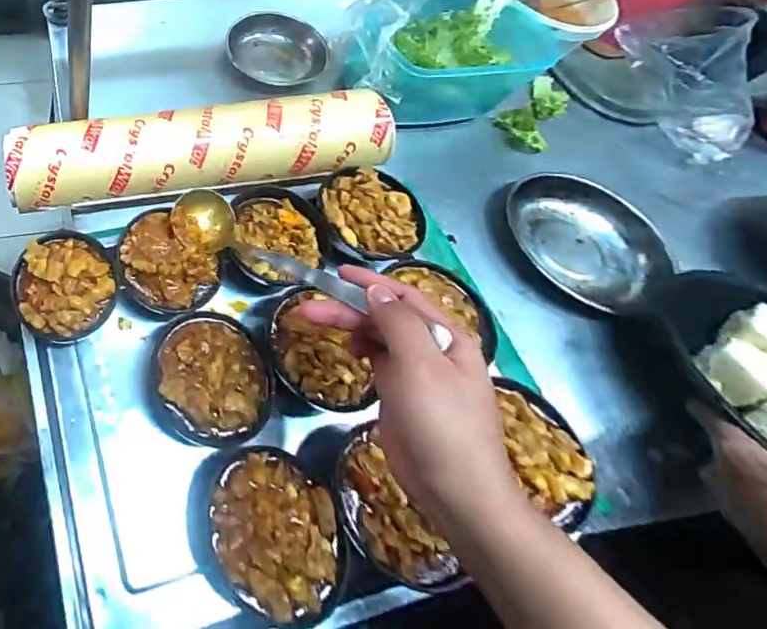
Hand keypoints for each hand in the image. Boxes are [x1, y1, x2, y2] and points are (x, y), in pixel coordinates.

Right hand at [289, 266, 520, 531]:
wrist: (458, 492)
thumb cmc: (442, 423)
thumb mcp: (420, 364)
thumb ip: (397, 321)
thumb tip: (375, 289)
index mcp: (448, 338)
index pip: (405, 296)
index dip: (371, 282)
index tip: (337, 273)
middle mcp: (435, 350)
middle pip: (385, 316)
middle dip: (347, 308)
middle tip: (308, 309)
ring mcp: (419, 373)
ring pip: (378, 336)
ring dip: (349, 326)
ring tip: (313, 323)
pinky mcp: (403, 395)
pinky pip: (379, 358)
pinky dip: (360, 348)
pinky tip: (348, 350)